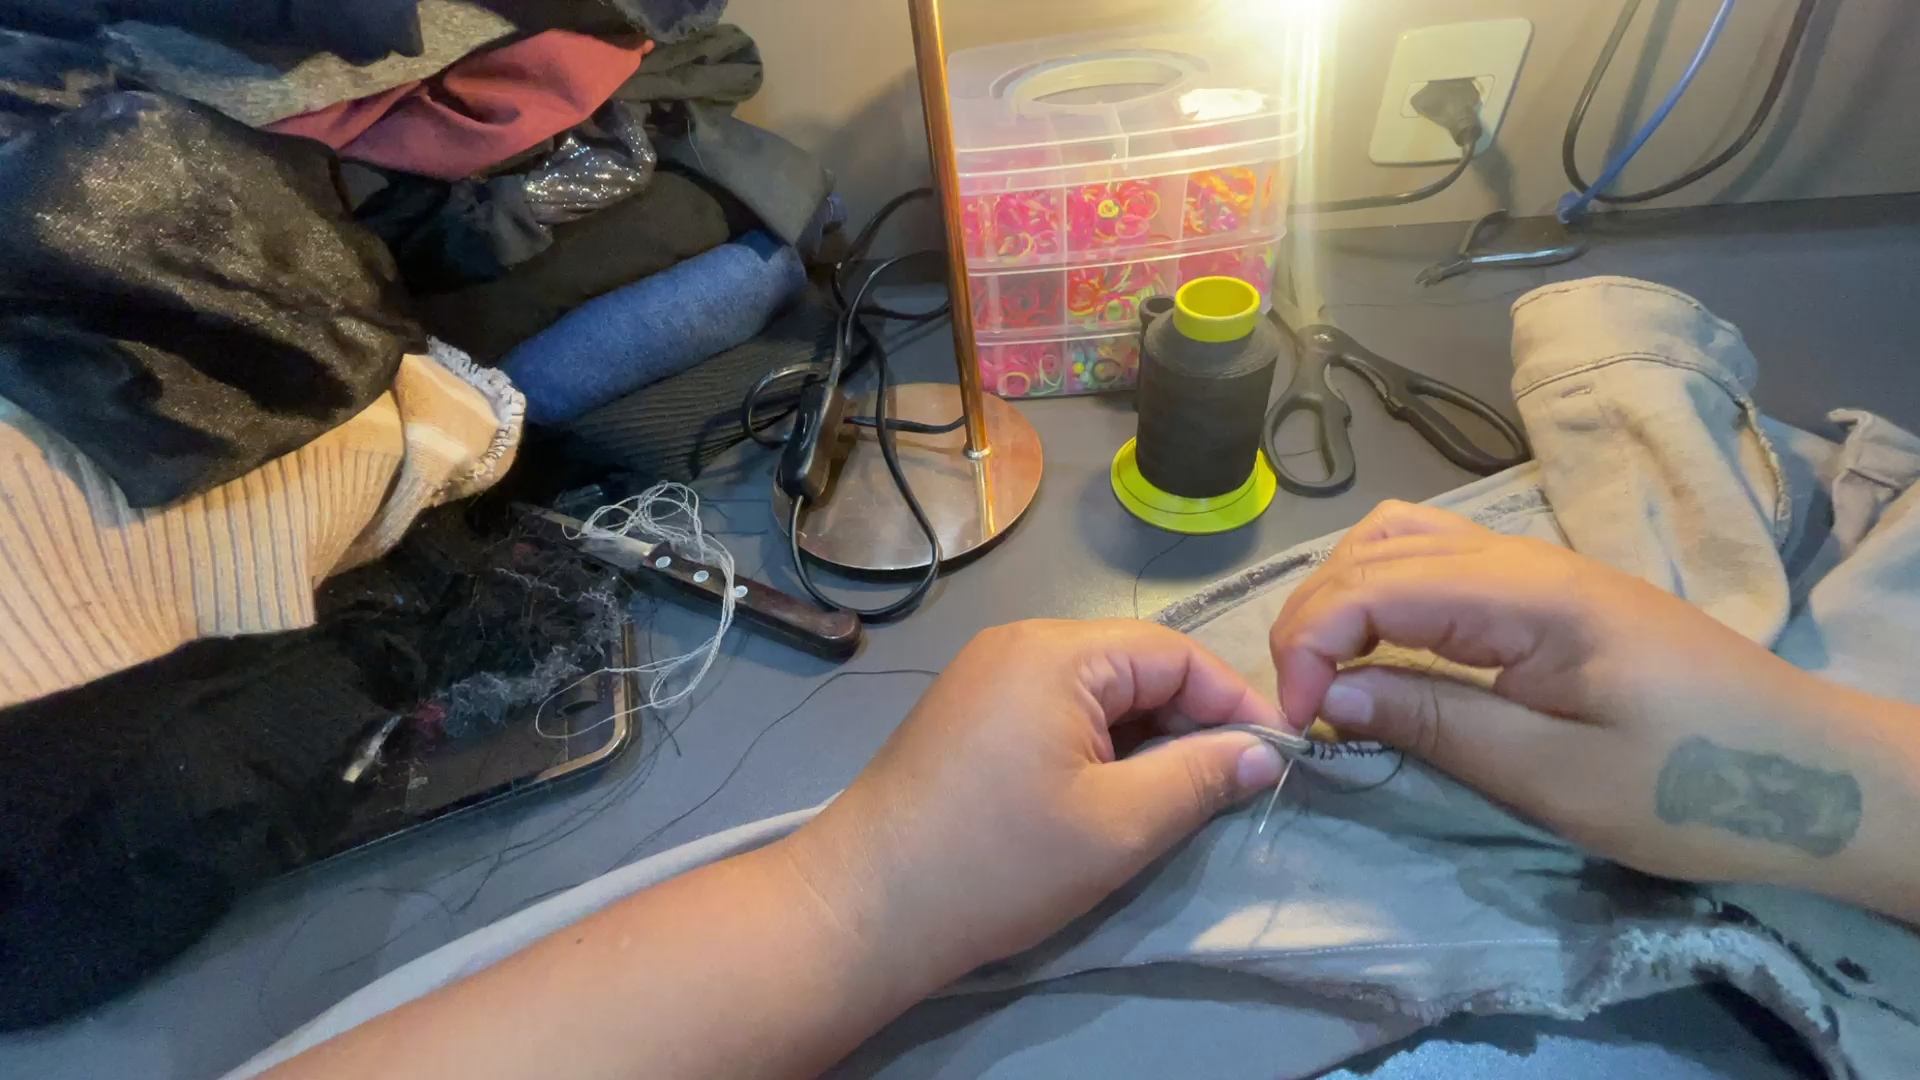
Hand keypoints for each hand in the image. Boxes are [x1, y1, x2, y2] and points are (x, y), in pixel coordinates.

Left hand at [781, 619, 1287, 991]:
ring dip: (1142, 735)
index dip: (1231, 699)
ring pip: (1094, 689)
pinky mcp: (971, 708)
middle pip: (1130, 665)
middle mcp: (1018, 643)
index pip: (1170, 652)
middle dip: (1186, 719)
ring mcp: (987, 673)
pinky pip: (1054, 706)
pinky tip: (1108, 787)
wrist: (869, 901)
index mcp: (1054, 651)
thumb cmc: (998, 860)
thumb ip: (1199, 777)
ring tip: (1171, 792)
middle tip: (1225, 782)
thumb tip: (1262, 752)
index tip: (1275, 754)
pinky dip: (1095, 741)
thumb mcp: (1117, 825)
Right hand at [1267, 501, 1878, 890]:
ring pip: (1383, 539)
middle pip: (1365, 555)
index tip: (1299, 718)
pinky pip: (1417, 552)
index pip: (1372, 587)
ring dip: (1334, 595)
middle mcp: (1512, 555)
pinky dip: (1370, 584)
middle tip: (1302, 701)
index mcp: (1526, 594)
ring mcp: (1519, 560)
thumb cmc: (1696, 786)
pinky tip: (1370, 630)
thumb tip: (1325, 699)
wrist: (1821, 777)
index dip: (1311, 646)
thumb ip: (1431, 723)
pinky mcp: (1523, 581)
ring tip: (1326, 663)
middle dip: (1308, 623)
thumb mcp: (1555, 776)